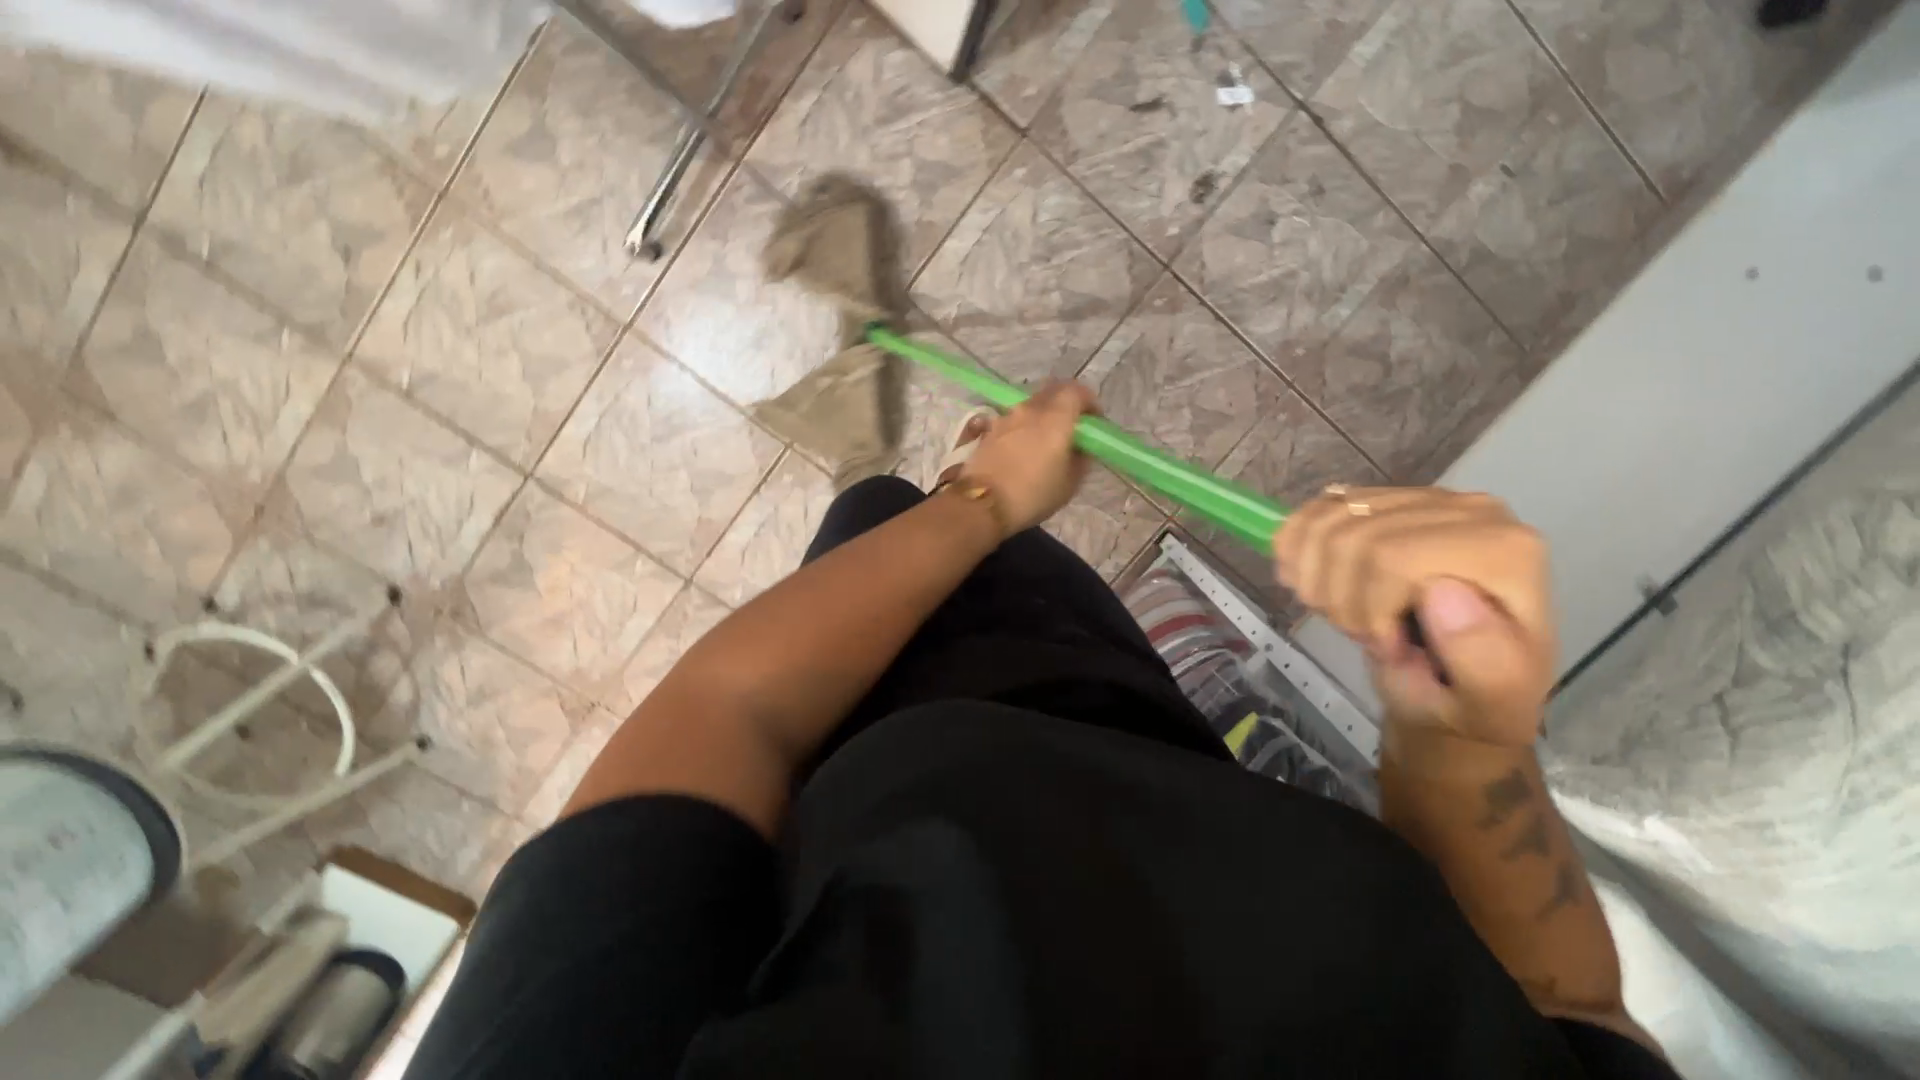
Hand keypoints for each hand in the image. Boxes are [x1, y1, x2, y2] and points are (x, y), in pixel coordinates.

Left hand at [960, 380, 1095, 535]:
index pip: (1076, 391)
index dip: (1089, 402)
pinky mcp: (989, 430)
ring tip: (1046, 441)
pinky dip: (1024, 427)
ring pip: (1031, 405)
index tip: (1094, 421)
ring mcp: (1006, 417)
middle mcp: (1030, 409)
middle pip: (1052, 392)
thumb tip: (1080, 448)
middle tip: (1072, 427)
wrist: (981, 504)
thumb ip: (1080, 458)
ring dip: (1043, 415)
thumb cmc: (1032, 494)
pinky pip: (1014, 420)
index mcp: (1055, 417)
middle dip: (1066, 403)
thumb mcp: (1069, 483)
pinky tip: (1024, 450)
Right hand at [1271, 487, 1553, 747]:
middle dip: (1342, 599)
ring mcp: (1425, 500)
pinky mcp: (1389, 502)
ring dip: (1319, 581)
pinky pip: (1319, 508)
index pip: (1394, 555)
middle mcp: (1471, 509)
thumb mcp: (1491, 702)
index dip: (1370, 608)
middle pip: (1354, 536)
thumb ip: (1484, 658)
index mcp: (1507, 550)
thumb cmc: (1470, 698)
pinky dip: (1297, 548)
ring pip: (1328, 523)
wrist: (1451, 689)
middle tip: (1367, 636)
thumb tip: (1441, 590)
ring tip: (1349, 614)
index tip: (1390, 648)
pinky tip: (1312, 582)